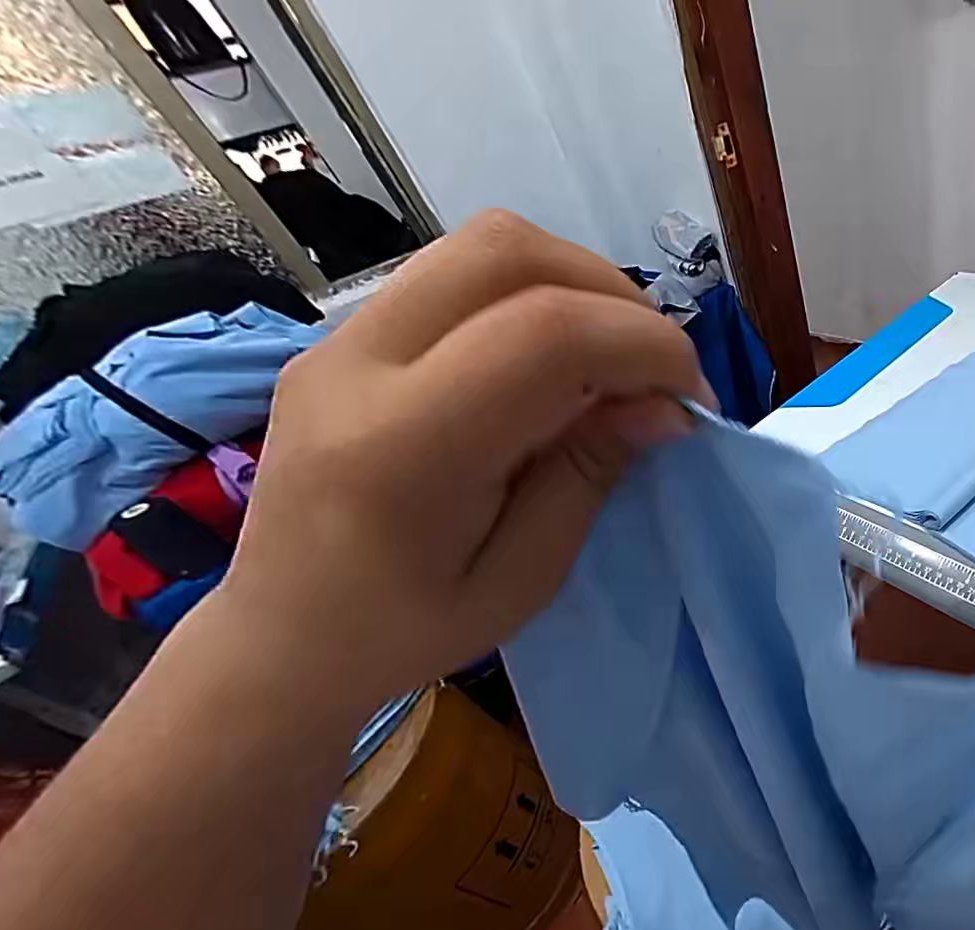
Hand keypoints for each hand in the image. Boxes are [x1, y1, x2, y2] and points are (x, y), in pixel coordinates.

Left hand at [214, 210, 715, 705]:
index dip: (644, 348)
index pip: (544, 338)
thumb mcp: (523, 578)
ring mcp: (341, 339)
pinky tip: (557, 361)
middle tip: (659, 372)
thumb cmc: (408, 633)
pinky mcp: (347, 337)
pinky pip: (459, 275)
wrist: (284, 637)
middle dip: (618, 300)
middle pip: (509, 253)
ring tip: (616, 359)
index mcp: (404, 450)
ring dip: (580, 286)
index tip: (691, 401)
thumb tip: (662, 406)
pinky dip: (537, 296)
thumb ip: (588, 477)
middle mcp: (358, 365)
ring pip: (485, 246)